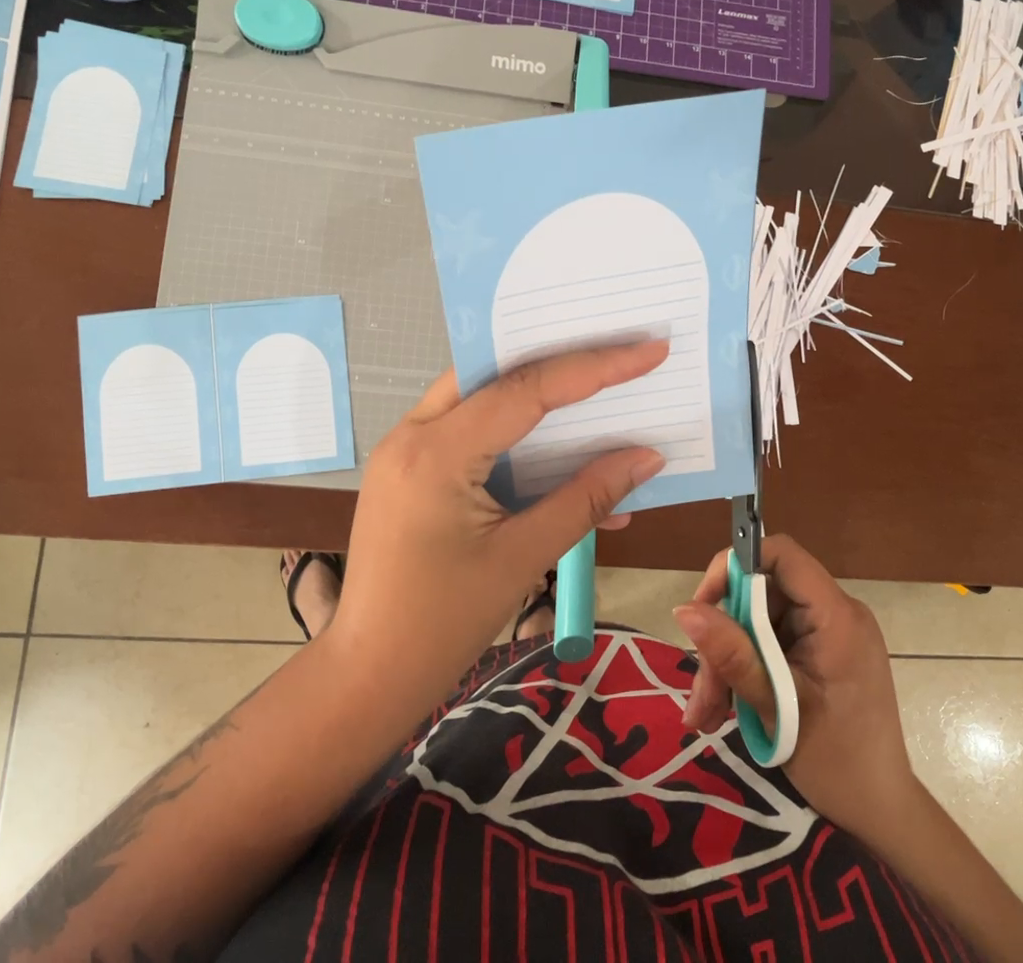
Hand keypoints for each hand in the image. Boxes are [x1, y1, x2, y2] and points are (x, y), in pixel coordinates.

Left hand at [326, 341, 668, 698]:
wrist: (372, 672)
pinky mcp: (410, 474)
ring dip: (540, 402)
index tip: (650, 350)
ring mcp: (405, 453)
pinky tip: (563, 466)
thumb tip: (648, 458)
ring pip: (481, 400)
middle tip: (620, 353)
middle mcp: (412, 436)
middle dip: (561, 363)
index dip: (594, 367)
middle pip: (495, 376)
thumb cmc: (444, 622)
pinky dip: (517, 442)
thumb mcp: (524, 556)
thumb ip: (587, 499)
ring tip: (601, 400)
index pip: (525, 389)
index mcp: (436, 454)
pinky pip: (471, 438)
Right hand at [674, 536, 922, 842]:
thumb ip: (733, 655)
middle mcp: (834, 615)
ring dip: (726, 665)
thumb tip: (684, 609)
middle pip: (760, 597)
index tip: (701, 607)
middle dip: (722, 638)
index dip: (735, 567)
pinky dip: (743, 675)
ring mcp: (826, 636)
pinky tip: (721, 713)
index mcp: (836, 617)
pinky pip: (769, 647)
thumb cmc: (837, 761)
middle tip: (700, 693)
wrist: (879, 809)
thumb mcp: (778, 707)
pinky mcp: (818, 656)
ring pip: (756, 626)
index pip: (782, 555)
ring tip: (704, 716)